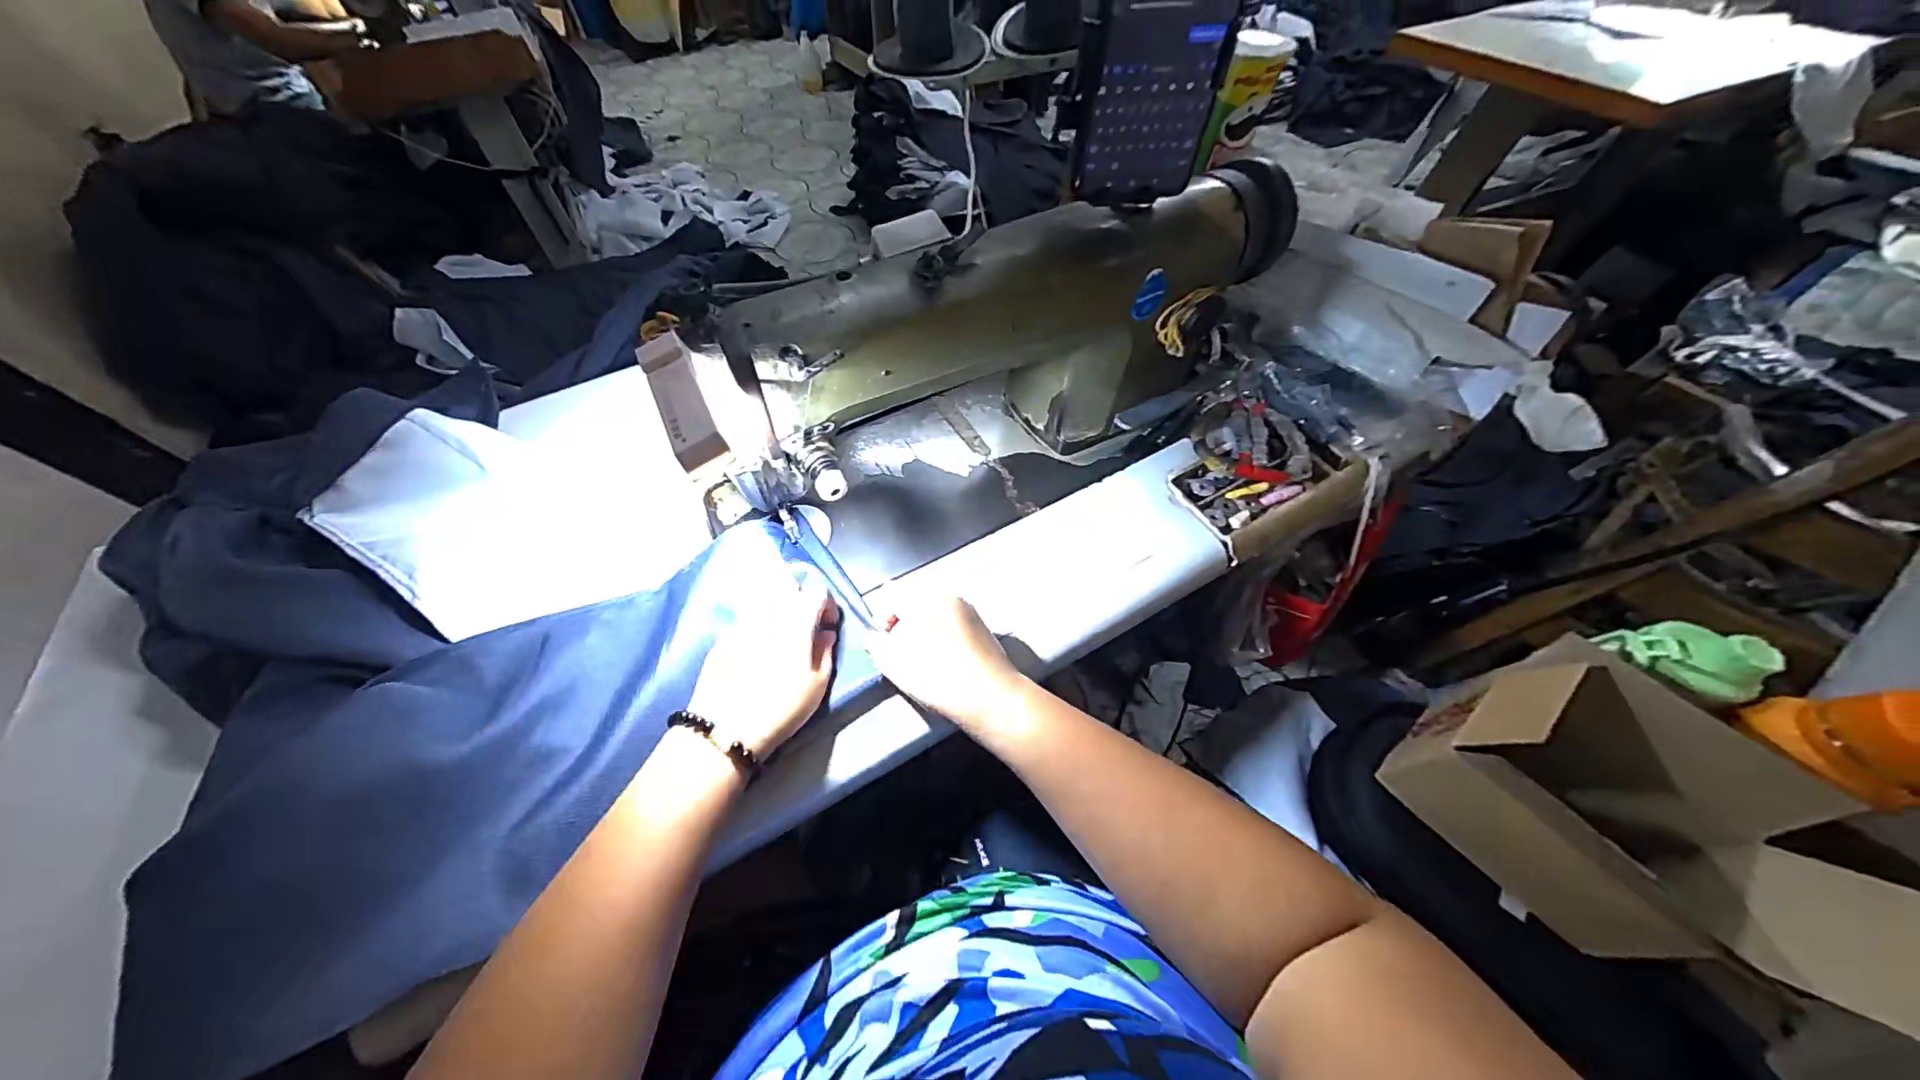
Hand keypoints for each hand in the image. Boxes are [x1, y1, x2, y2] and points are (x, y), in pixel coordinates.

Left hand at [686, 573, 838, 760]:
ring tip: (781, 636)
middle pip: (789, 587)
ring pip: (765, 600)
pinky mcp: (722, 636)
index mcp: (797, 618)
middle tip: (806, 626)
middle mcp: (769, 609)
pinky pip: (746, 619)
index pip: (818, 590)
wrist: (725, 727)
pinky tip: (757, 650)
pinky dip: (758, 625)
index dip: (828, 603)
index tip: (828, 624)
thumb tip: (825, 633)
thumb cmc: (781, 706)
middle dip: (802, 601)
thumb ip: (826, 651)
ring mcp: (742, 620)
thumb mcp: (817, 683)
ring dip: (778, 610)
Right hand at [870, 593, 1029, 726]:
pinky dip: (941, 633)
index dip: (881, 618)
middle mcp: (949, 595)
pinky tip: (942, 658)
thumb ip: (877, 646)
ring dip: (922, 628)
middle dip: (902, 622)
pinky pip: (952, 621)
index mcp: (926, 598)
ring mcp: (969, 609)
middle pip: (914, 601)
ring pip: (935, 611)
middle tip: (898, 649)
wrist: (993, 697)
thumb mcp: (896, 665)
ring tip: (919, 656)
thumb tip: (873, 636)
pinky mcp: (983, 625)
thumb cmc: (940, 678)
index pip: (892, 596)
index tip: (881, 642)